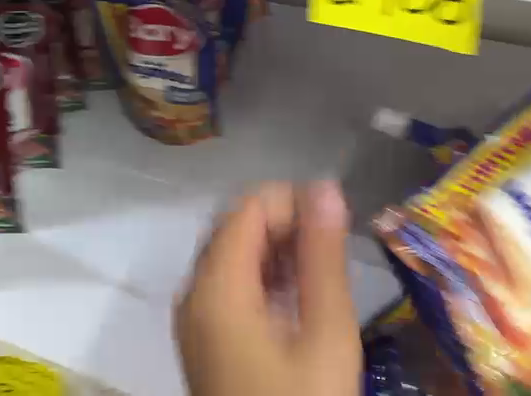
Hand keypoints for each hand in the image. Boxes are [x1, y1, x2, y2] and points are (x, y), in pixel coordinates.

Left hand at [176, 181, 361, 395]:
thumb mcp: (325, 334)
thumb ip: (323, 256)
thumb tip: (325, 187)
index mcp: (215, 285)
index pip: (249, 207)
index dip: (293, 201)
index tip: (337, 219)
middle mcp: (193, 293)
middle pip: (236, 228)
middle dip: (286, 224)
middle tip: (335, 247)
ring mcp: (194, 321)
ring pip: (233, 257)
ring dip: (277, 251)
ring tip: (324, 271)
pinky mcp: (204, 343)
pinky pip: (229, 288)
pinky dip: (263, 279)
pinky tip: (299, 300)